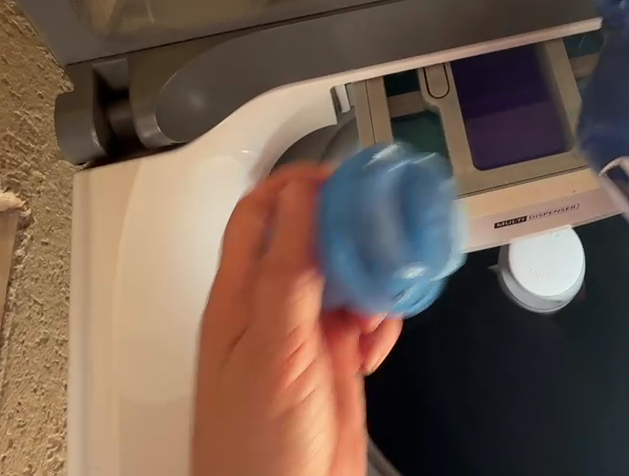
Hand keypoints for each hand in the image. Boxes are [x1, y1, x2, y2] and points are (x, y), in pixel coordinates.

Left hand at [191, 164, 402, 475]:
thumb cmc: (255, 451)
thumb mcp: (274, 347)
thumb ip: (288, 269)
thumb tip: (302, 195)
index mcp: (244, 295)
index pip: (263, 212)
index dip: (298, 186)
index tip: (342, 180)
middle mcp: (274, 306)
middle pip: (313, 238)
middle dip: (350, 230)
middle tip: (382, 228)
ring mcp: (306, 332)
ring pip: (347, 273)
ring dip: (374, 278)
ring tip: (384, 298)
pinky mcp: (336, 358)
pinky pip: (367, 314)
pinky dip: (383, 319)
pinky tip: (379, 342)